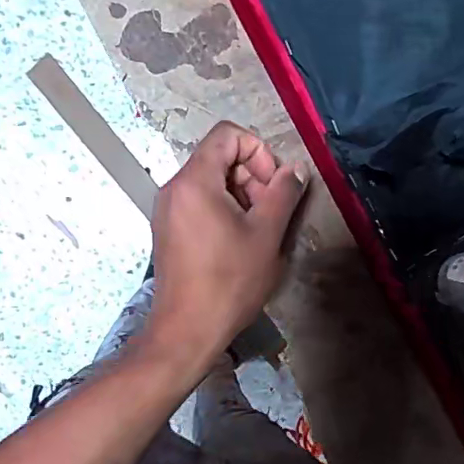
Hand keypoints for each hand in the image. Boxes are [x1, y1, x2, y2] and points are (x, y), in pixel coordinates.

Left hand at [145, 122, 307, 369]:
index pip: (228, 135)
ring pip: (212, 181)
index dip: (260, 152)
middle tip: (273, 210)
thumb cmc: (230, 281)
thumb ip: (284, 193)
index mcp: (195, 181)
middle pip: (220, 157)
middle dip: (253, 176)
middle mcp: (175, 187)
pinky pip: (201, 202)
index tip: (275, 185)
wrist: (187, 329)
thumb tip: (295, 170)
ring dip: (243, 195)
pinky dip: (226, 210)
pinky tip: (241, 241)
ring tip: (260, 229)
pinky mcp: (170, 229)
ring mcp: (169, 209)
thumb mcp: (267, 234)